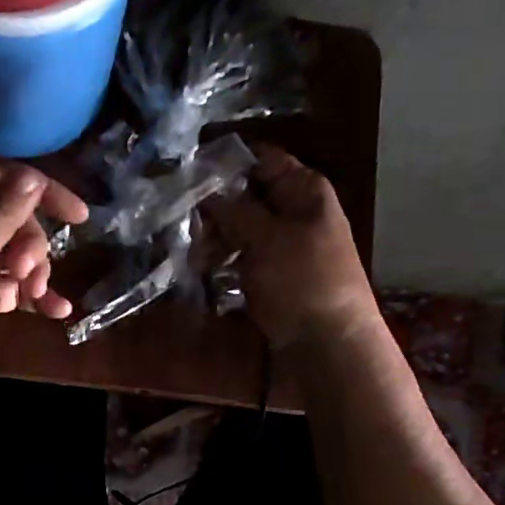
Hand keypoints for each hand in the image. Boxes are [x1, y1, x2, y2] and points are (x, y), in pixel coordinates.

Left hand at [0, 163, 86, 434]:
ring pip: (22, 253)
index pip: (5, 179)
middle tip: (27, 269)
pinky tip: (58, 310)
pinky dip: (37, 296)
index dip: (41, 190)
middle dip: (33, 243)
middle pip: (18, 219)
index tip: (78, 215)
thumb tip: (33, 177)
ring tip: (33, 293)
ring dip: (37, 272)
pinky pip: (20, 286)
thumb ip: (5, 211)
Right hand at [203, 145, 379, 352]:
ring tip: (187, 252)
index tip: (185, 170)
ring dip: (213, 239)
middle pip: (246, 196)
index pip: (260, 160)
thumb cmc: (302, 282)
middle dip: (213, 206)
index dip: (225, 161)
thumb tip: (205, 189)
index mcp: (304, 191)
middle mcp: (294, 213)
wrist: (327, 345)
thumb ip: (235, 210)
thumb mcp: (266, 238)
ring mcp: (282, 247)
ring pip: (239, 231)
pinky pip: (240, 260)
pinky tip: (200, 271)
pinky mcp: (271, 277)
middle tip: (178, 219)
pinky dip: (222, 263)